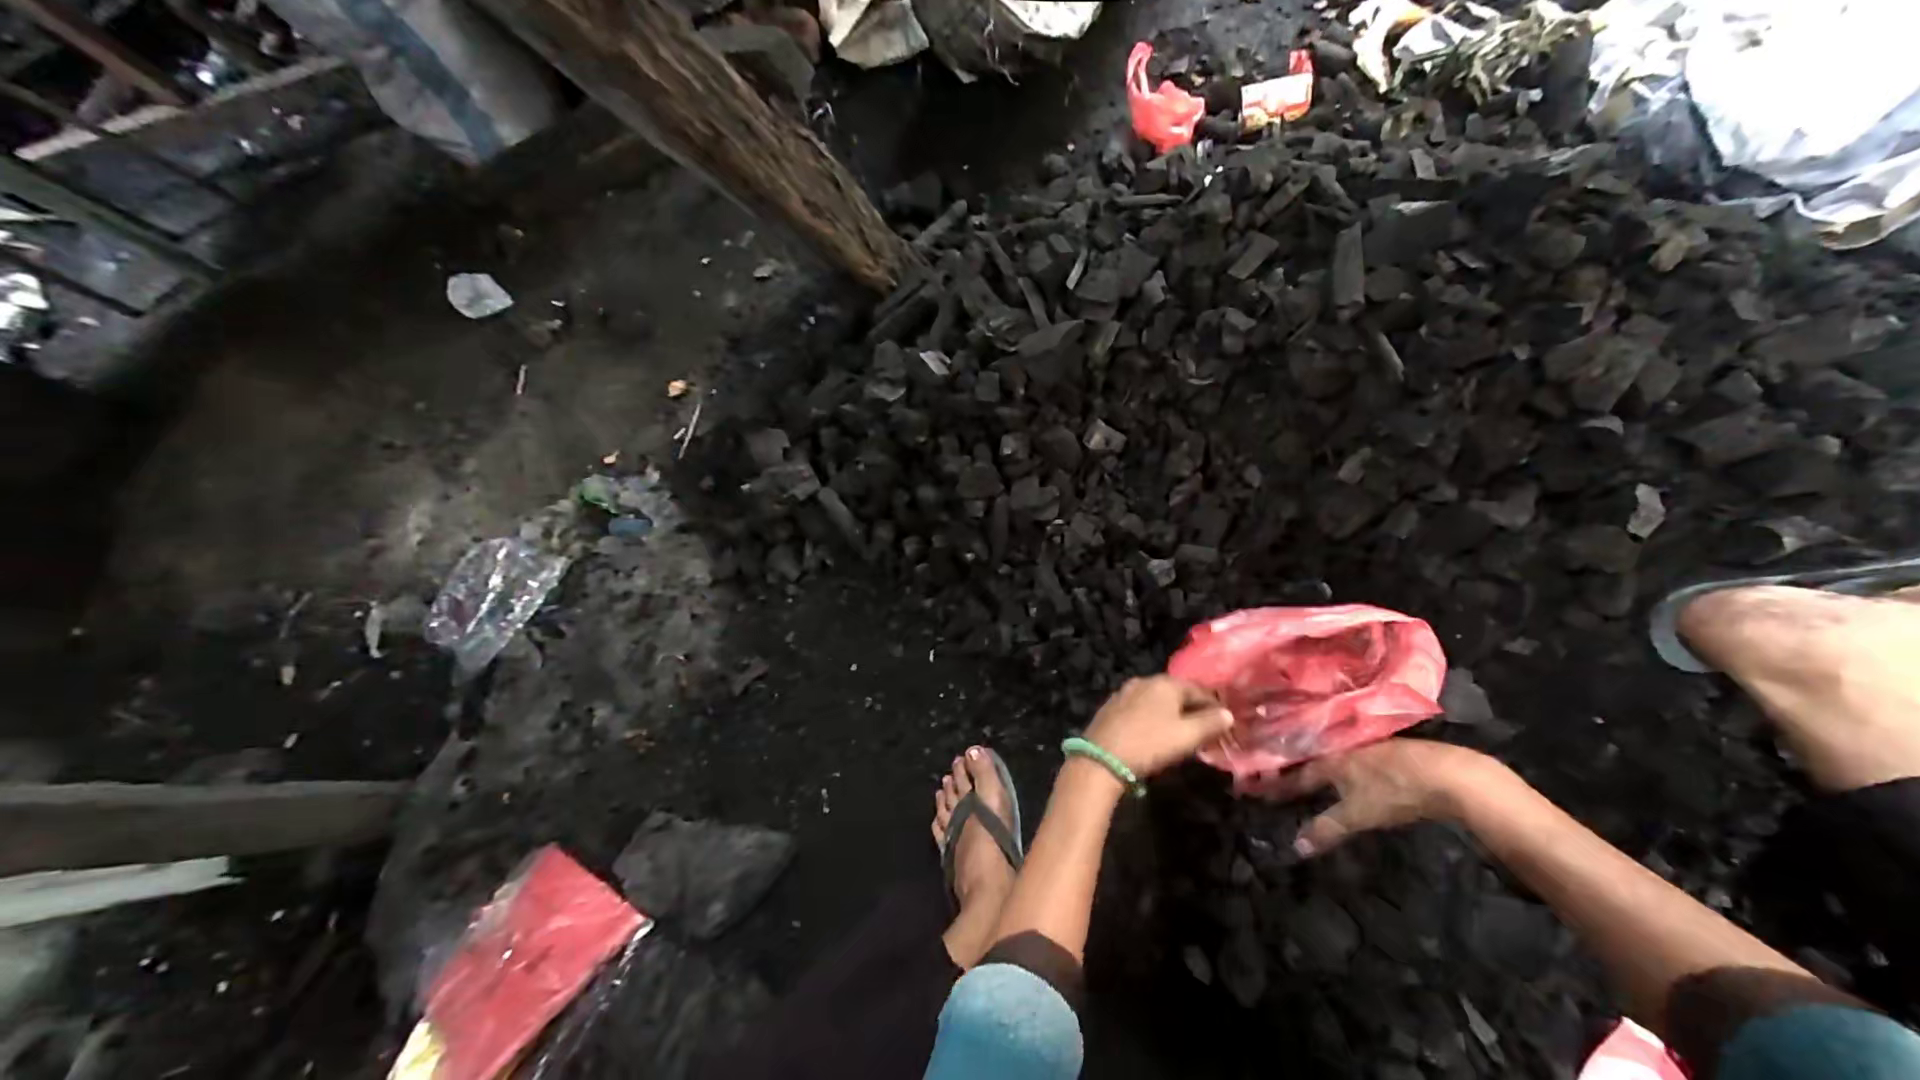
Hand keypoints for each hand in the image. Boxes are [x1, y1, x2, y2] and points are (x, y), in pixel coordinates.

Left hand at [1084, 676, 1234, 778]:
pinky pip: (1140, 708)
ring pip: (1156, 700)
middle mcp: (1144, 681)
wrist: (1102, 758)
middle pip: (1176, 693)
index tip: (1223, 723)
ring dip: (1170, 713)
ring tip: (1180, 733)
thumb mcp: (1187, 736)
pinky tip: (1153, 733)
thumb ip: (1210, 723)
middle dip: (1191, 709)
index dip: (1213, 706)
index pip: (1198, 689)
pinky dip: (1151, 717)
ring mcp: (1124, 692)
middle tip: (1203, 730)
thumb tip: (1227, 714)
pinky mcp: (1111, 707)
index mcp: (1165, 683)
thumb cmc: (1150, 743)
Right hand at [1240, 739, 1497, 856]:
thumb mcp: (1358, 814)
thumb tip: (1295, 846)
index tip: (1255, 787)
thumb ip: (1327, 828)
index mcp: (1329, 759)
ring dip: (1315, 761)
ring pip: (1330, 753)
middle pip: (1310, 757)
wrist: (1449, 774)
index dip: (1276, 783)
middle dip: (1292, 766)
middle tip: (1273, 774)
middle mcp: (1341, 747)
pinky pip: (1349, 752)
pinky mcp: (1387, 748)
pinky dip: (1337, 760)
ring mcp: (1366, 745)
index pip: (1295, 774)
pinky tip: (1343, 767)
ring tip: (1302, 770)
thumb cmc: (1395, 792)